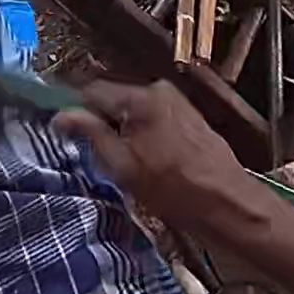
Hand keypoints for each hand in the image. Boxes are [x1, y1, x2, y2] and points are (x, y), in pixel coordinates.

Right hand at [55, 80, 260, 237]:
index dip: (75, 108)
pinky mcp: (187, 113)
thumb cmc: (175, 189)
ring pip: (132, 108)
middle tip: (97, 152)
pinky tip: (148, 158)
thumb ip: (91, 133)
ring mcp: (175, 99)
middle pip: (113, 97)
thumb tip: (61, 114)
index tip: (64, 128)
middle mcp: (157, 88)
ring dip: (122, 127)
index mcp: (140, 96)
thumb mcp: (124, 166)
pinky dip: (142, 131)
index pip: (92, 89)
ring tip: (125, 160)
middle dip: (102, 120)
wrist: (232, 206)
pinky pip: (151, 115)